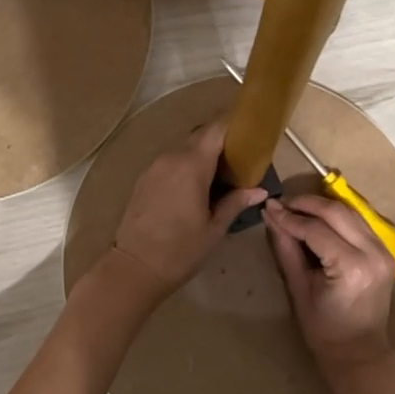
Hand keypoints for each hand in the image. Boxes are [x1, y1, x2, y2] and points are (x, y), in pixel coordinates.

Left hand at [111, 121, 266, 297]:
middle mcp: (171, 158)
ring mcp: (154, 167)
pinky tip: (196, 186)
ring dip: (203, 155)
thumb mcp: (214, 228)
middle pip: (200, 136)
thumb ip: (235, 203)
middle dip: (221, 141)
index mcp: (192, 166)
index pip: (216, 130)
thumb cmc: (180, 250)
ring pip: (184, 149)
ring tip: (221, 174)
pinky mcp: (144, 179)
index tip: (250, 131)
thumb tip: (260, 191)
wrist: (134, 268)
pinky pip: (171, 162)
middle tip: (241, 157)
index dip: (234, 125)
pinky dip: (186, 166)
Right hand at [264, 194, 394, 373]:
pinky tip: (319, 216)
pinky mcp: (386, 252)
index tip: (270, 206)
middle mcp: (373, 253)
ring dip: (323, 206)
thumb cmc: (324, 330)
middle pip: (337, 212)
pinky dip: (338, 215)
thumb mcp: (298, 289)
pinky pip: (360, 222)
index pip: (317, 230)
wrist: (358, 351)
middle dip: (307, 203)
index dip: (291, 217)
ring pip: (351, 211)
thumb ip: (286, 249)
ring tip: (297, 206)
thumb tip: (272, 216)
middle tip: (282, 202)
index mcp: (351, 267)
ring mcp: (384, 251)